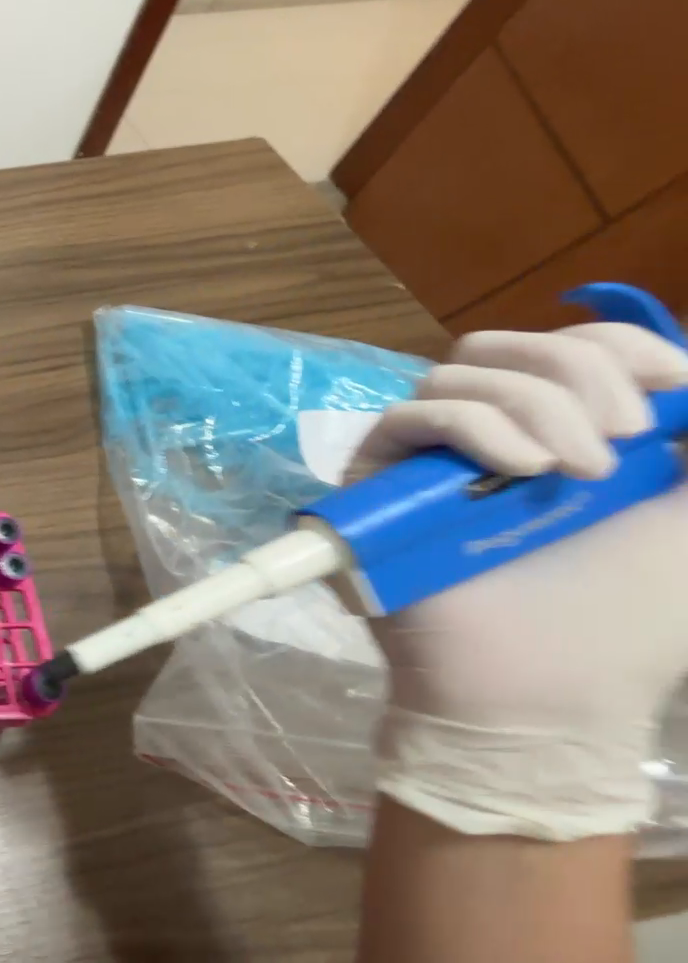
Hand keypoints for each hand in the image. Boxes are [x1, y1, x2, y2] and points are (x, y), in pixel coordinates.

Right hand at [346, 324, 687, 839]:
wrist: (543, 688)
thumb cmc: (629, 618)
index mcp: (564, 435)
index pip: (567, 349)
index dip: (618, 346)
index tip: (671, 389)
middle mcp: (489, 437)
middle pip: (503, 346)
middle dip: (577, 372)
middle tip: (625, 437)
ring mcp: (426, 459)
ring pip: (458, 375)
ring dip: (534, 406)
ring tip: (574, 472)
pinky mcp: (376, 481)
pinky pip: (409, 418)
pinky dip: (472, 425)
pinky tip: (520, 470)